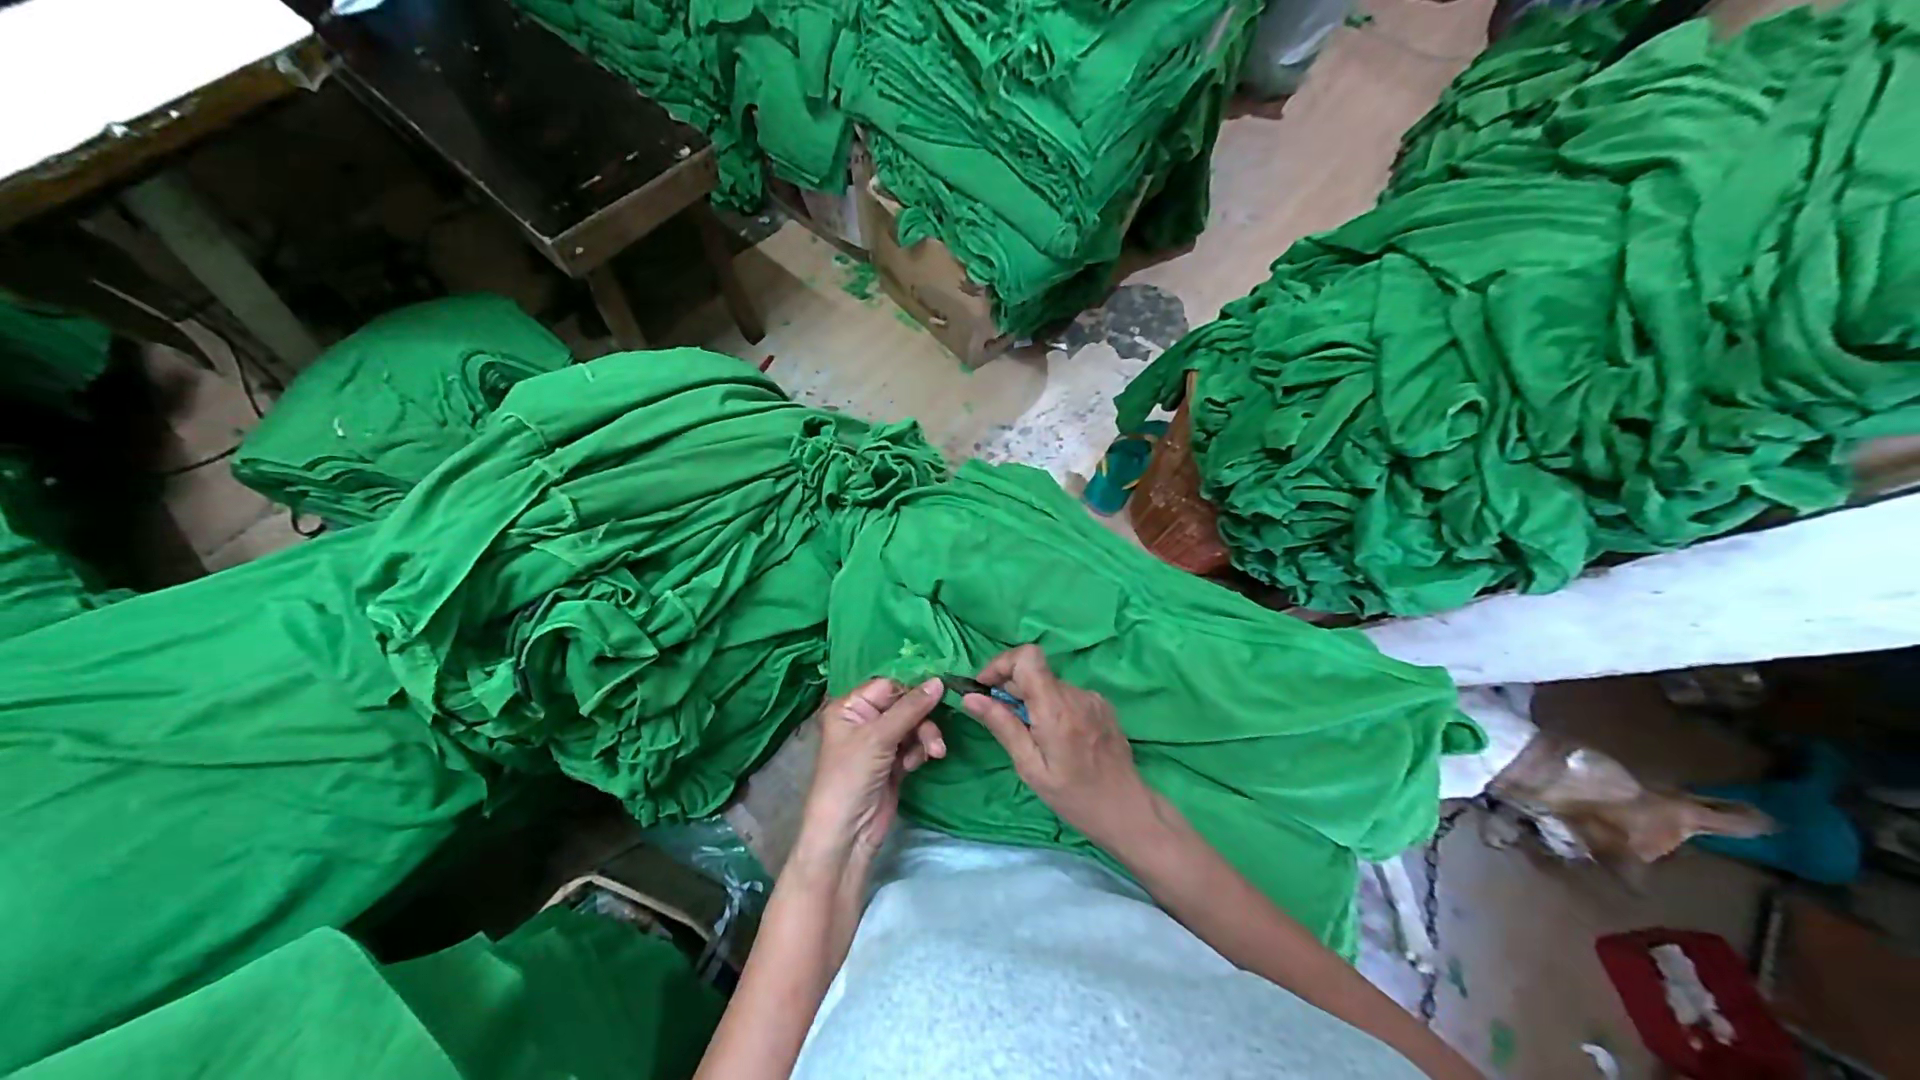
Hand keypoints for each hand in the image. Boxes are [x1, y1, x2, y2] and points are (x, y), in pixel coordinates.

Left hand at [798, 677, 945, 862]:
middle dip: (922, 721)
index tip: (939, 695)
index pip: (889, 686)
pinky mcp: (893, 763)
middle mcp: (864, 721)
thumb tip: (939, 680)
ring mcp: (879, 743)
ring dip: (925, 738)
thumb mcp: (879, 738)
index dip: (912, 691)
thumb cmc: (851, 777)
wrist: (847, 834)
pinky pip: (914, 746)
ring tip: (933, 755)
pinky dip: (919, 752)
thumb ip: (911, 708)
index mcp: (850, 707)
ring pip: (914, 726)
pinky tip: (914, 766)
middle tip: (935, 741)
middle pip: (905, 706)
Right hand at [961, 645, 1156, 848]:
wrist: (1126, 809)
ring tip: (1027, 732)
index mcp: (1056, 709)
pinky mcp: (1101, 704)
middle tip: (999, 717)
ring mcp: (1091, 697)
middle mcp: (1076, 694)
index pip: (1027, 656)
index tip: (985, 687)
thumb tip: (970, 697)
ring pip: (1049, 683)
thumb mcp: (1030, 767)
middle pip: (1035, 670)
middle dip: (1009, 686)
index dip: (1001, 664)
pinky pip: (1065, 694)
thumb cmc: (1074, 797)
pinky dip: (1050, 705)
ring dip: (1030, 698)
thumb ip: (1002, 726)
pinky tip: (1053, 735)